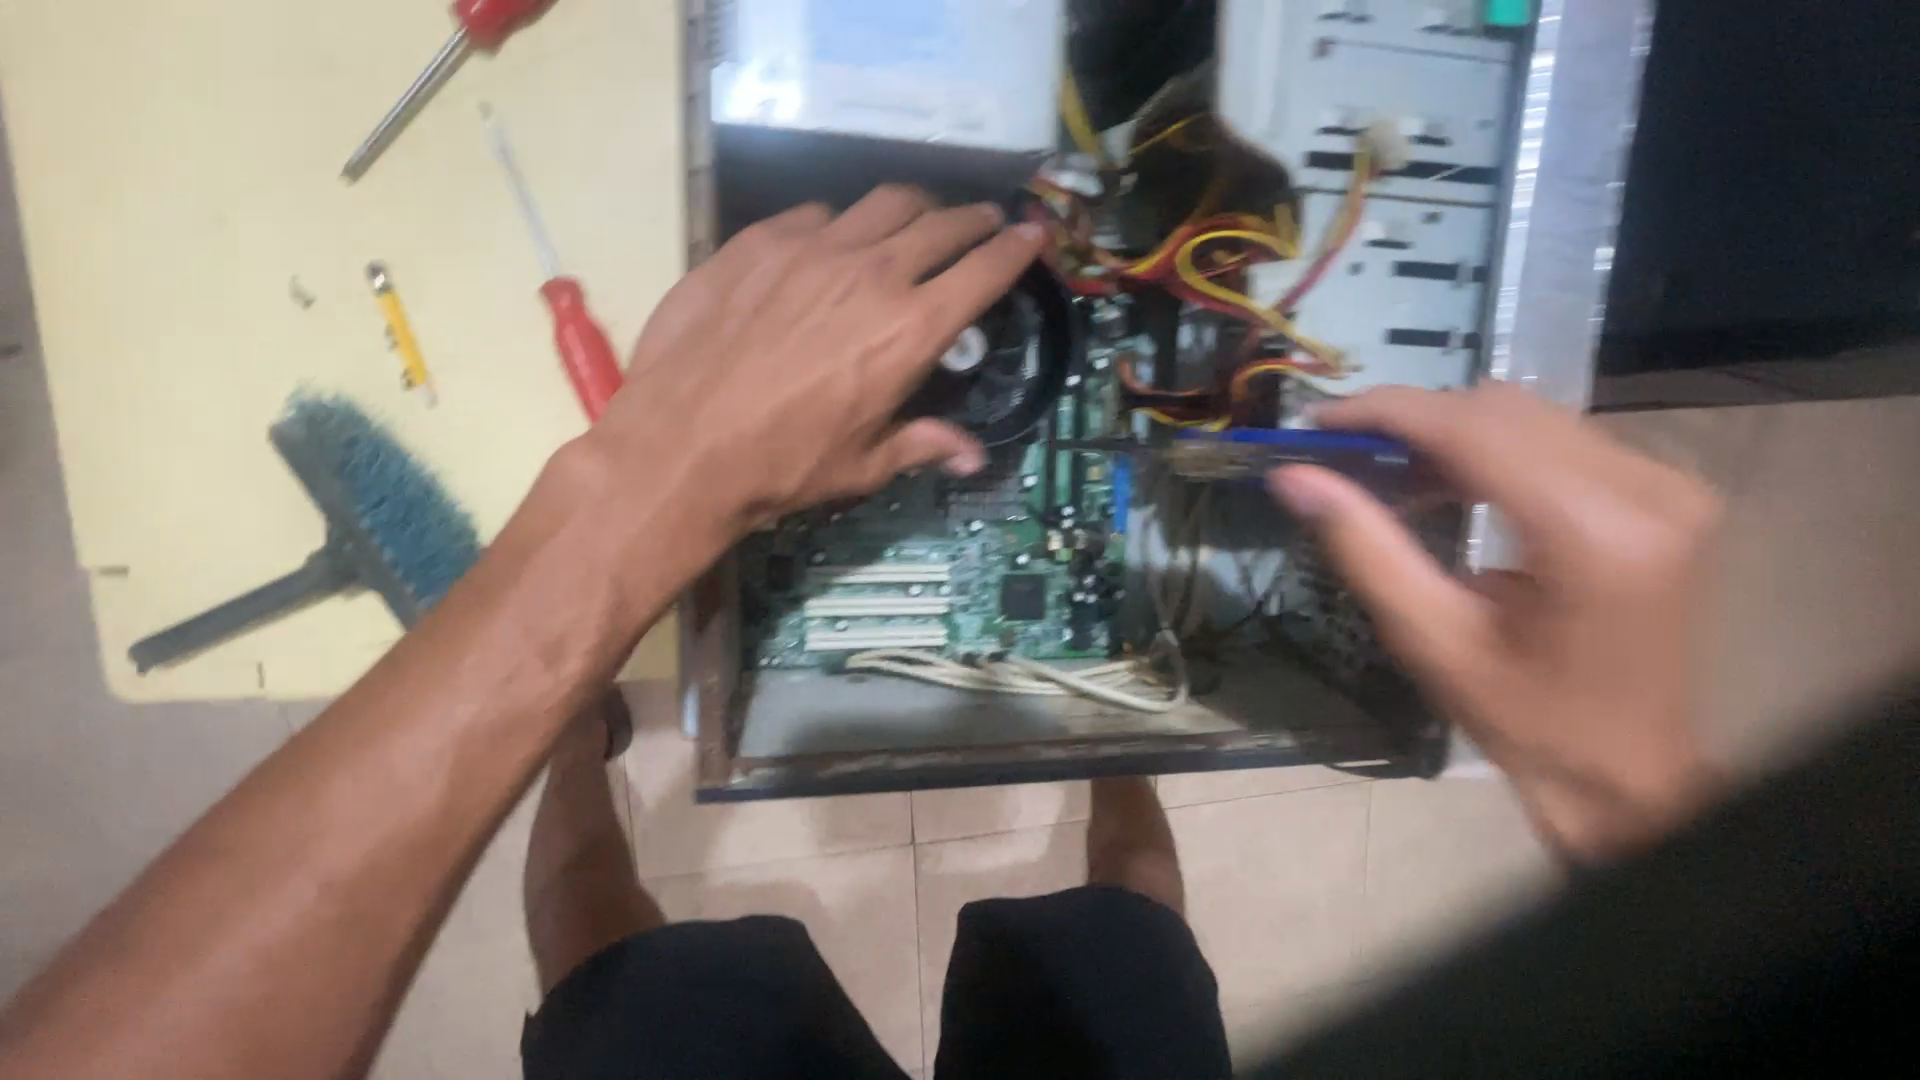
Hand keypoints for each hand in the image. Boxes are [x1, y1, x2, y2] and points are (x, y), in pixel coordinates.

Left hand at [589, 185, 1046, 535]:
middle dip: (973, 220)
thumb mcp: (864, 465)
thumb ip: (924, 444)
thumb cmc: (783, 466)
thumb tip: (974, 457)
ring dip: (913, 209)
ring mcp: (811, 249)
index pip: (983, 271)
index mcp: (909, 333)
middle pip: (941, 223)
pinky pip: (816, 215)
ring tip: (916, 220)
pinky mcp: (759, 241)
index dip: (1017, 250)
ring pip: (883, 203)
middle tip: (982, 223)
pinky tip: (830, 246)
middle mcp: (870, 275)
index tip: (1033, 235)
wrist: (680, 446)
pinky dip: (840, 226)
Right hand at [1267, 382, 1723, 860]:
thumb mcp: (1429, 637)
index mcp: (1591, 531)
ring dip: (1447, 432)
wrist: (1629, 771)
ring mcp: (1665, 486)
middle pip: (1502, 408)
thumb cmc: (1524, 718)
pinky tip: (1448, 487)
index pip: (1473, 427)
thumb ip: (1363, 546)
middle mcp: (1644, 488)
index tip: (1316, 422)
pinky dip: (1488, 449)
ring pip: (1528, 414)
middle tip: (1344, 457)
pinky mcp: (1663, 494)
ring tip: (1389, 475)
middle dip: (1411, 420)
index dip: (1385, 412)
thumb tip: (1292, 477)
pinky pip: (1556, 437)